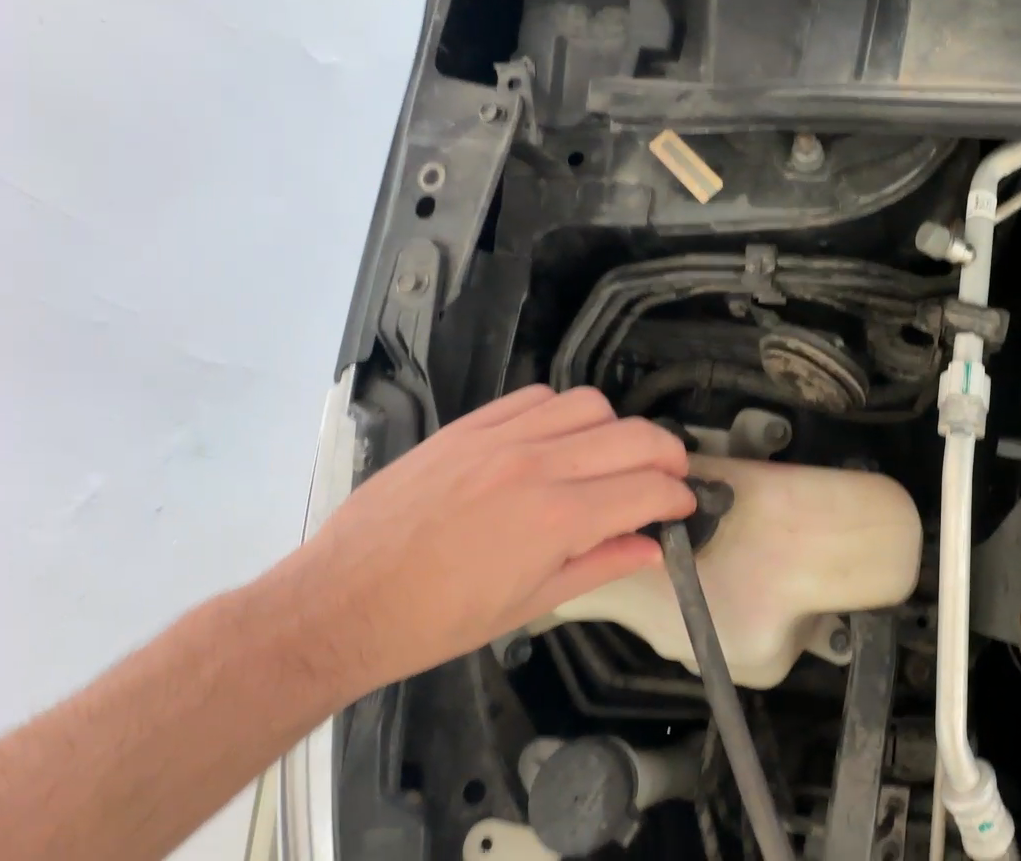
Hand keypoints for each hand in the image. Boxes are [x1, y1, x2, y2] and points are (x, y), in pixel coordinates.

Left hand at [272, 385, 693, 690]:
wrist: (336, 607)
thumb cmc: (437, 622)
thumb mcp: (532, 604)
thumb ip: (603, 565)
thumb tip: (654, 547)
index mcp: (558, 519)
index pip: (649, 490)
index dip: (678, 498)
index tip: (684, 507)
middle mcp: (538, 466)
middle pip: (636, 437)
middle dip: (669, 456)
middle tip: (669, 478)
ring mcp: (499, 440)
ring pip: (591, 405)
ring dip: (617, 430)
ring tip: (612, 457)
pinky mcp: (466, 428)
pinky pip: (535, 397)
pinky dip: (563, 413)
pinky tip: (559, 440)